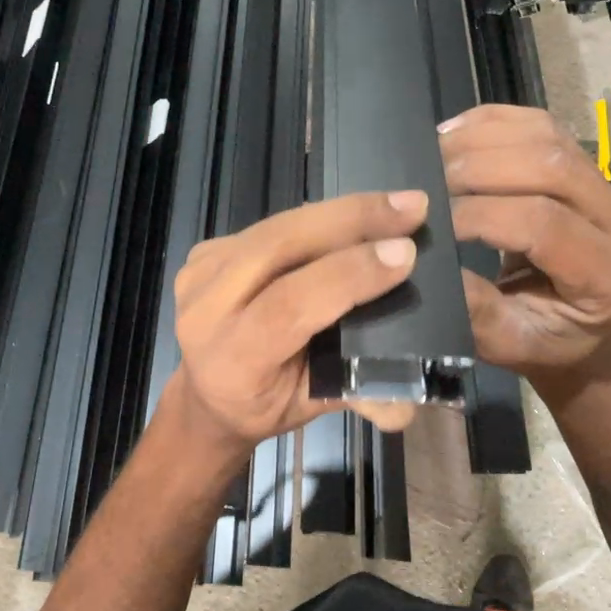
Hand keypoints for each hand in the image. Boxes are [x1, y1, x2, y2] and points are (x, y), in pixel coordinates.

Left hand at [168, 192, 428, 458]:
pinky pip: (266, 226)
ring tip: (393, 203)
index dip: (347, 275)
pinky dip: (314, 218)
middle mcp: (205, 310)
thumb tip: (410, 387)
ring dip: (339, 211)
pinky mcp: (203, 253)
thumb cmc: (263, 404)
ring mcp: (199, 274)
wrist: (202, 394)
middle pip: (277, 247)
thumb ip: (354, 391)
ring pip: (274, 227)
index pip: (289, 305)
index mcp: (233, 359)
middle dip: (350, 221)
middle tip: (411, 206)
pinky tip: (354, 212)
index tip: (404, 254)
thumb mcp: (309, 408)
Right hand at [439, 105, 610, 387]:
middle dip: (476, 168)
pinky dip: (491, 122)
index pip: (545, 224)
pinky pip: (541, 125)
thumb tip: (431, 261)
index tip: (431, 224)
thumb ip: (475, 310)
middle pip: (550, 167)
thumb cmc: (543, 344)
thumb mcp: (505, 345)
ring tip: (434, 156)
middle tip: (426, 183)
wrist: (577, 334)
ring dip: (480, 139)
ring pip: (546, 137)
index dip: (480, 215)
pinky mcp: (588, 166)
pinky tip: (453, 137)